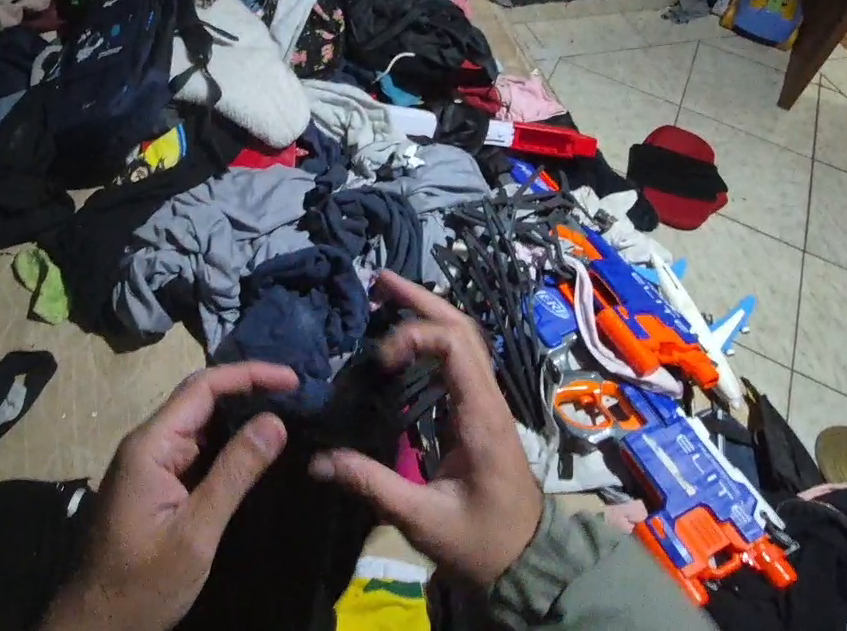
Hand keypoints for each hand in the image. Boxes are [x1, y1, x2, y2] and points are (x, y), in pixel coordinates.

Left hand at [39, 362, 298, 630]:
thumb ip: (234, 473)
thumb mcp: (195, 533)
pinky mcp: (159, 482)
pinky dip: (230, 439)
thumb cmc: (142, 583)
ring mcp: (152, 462)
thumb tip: (275, 420)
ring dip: (242, 412)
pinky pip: (198, 447)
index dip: (249, 374)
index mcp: (152, 444)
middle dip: (249, 388)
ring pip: (201, 421)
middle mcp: (150, 442)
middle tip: (297, 393)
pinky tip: (258, 445)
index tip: (293, 379)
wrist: (95, 628)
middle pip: (202, 397)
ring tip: (287, 411)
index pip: (203, 387)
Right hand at [308, 271, 543, 588]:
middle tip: (379, 282)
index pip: (455, 343)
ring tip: (385, 299)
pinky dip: (430, 338)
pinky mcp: (479, 410)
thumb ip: (372, 485)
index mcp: (480, 414)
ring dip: (426, 314)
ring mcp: (487, 401)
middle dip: (421, 300)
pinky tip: (401, 343)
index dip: (414, 335)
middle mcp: (488, 397)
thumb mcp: (423, 519)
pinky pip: (458, 358)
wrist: (528, 563)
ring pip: (463, 338)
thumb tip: (318, 459)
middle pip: (461, 328)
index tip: (380, 359)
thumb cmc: (481, 542)